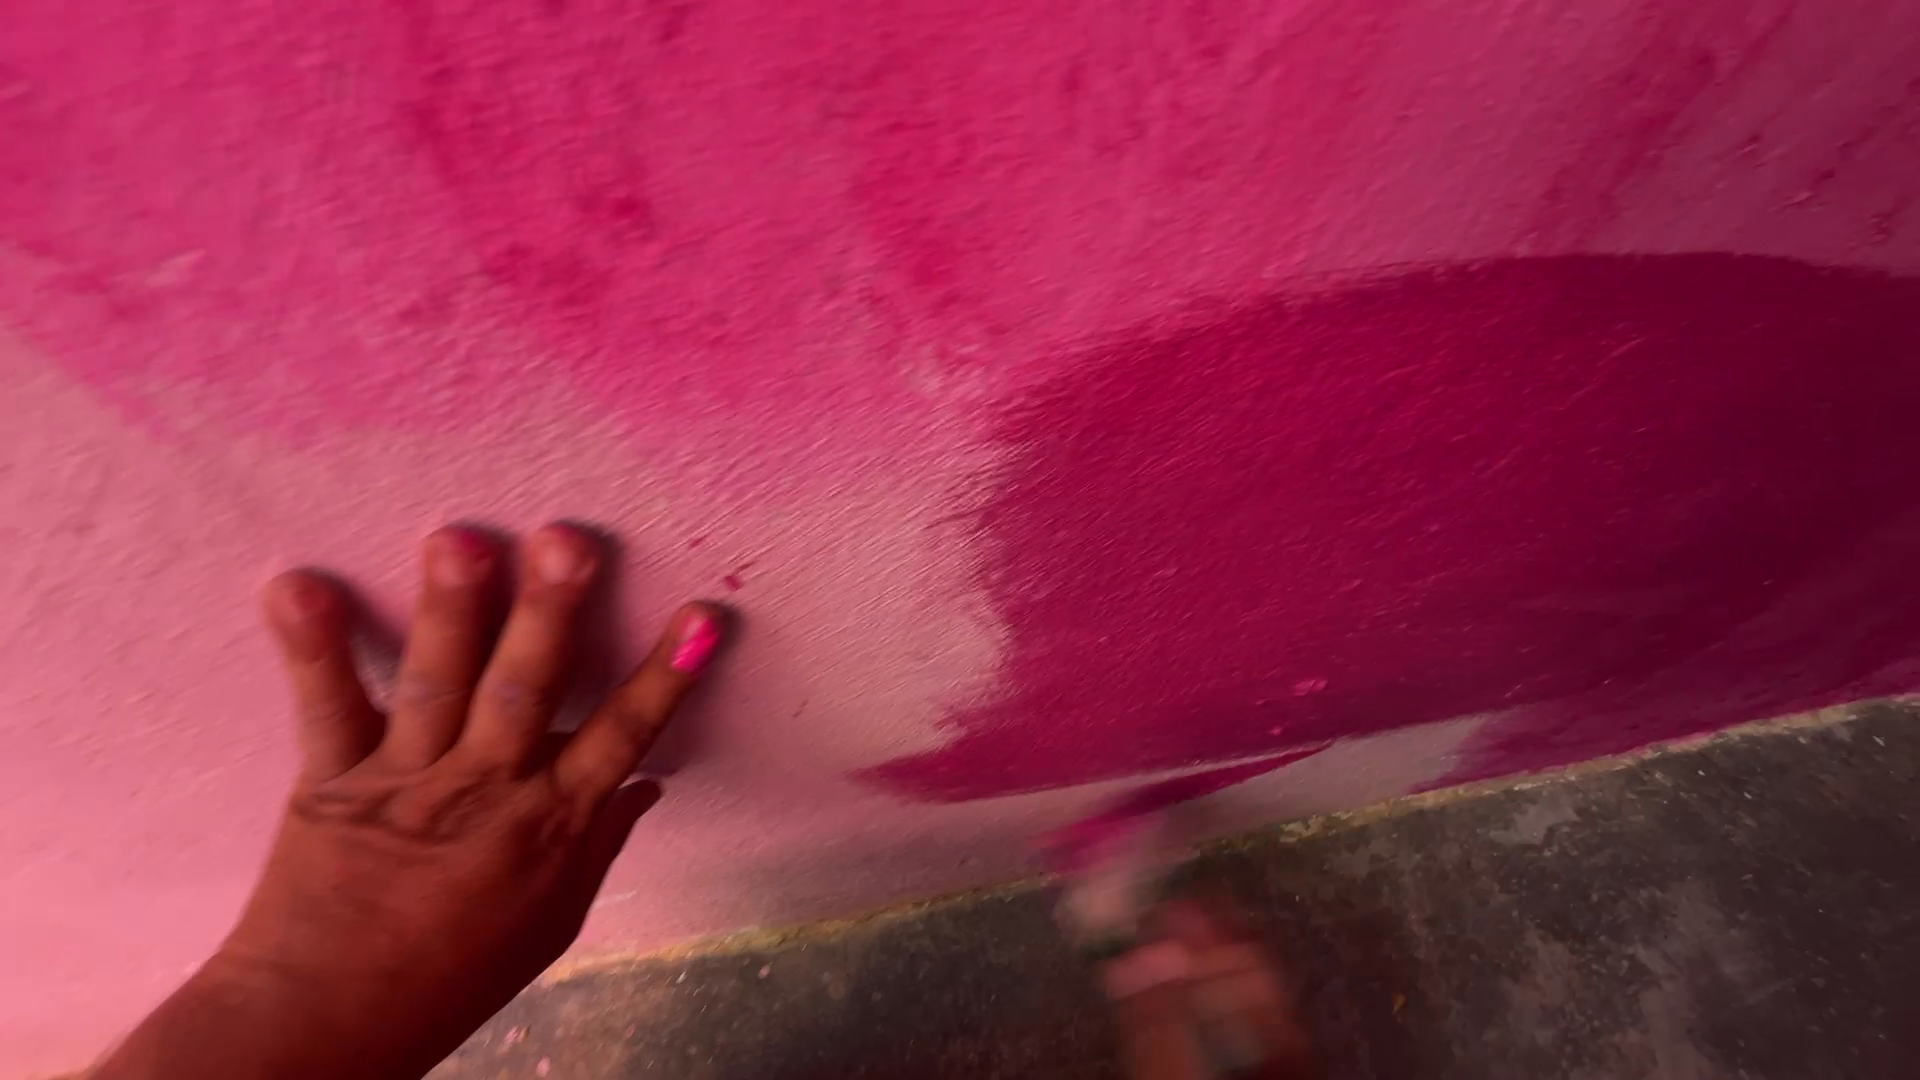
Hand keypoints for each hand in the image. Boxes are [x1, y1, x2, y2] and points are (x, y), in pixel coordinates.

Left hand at [95, 523, 724, 1079]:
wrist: (320, 1032)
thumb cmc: (460, 972)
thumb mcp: (557, 917)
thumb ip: (603, 839)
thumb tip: (648, 781)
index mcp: (551, 823)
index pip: (625, 735)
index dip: (668, 674)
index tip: (702, 616)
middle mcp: (486, 791)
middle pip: (524, 691)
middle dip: (551, 614)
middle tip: (567, 543)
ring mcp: (406, 782)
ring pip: (438, 685)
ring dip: (452, 610)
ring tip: (461, 539)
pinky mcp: (330, 782)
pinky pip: (325, 709)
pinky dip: (312, 647)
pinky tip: (301, 583)